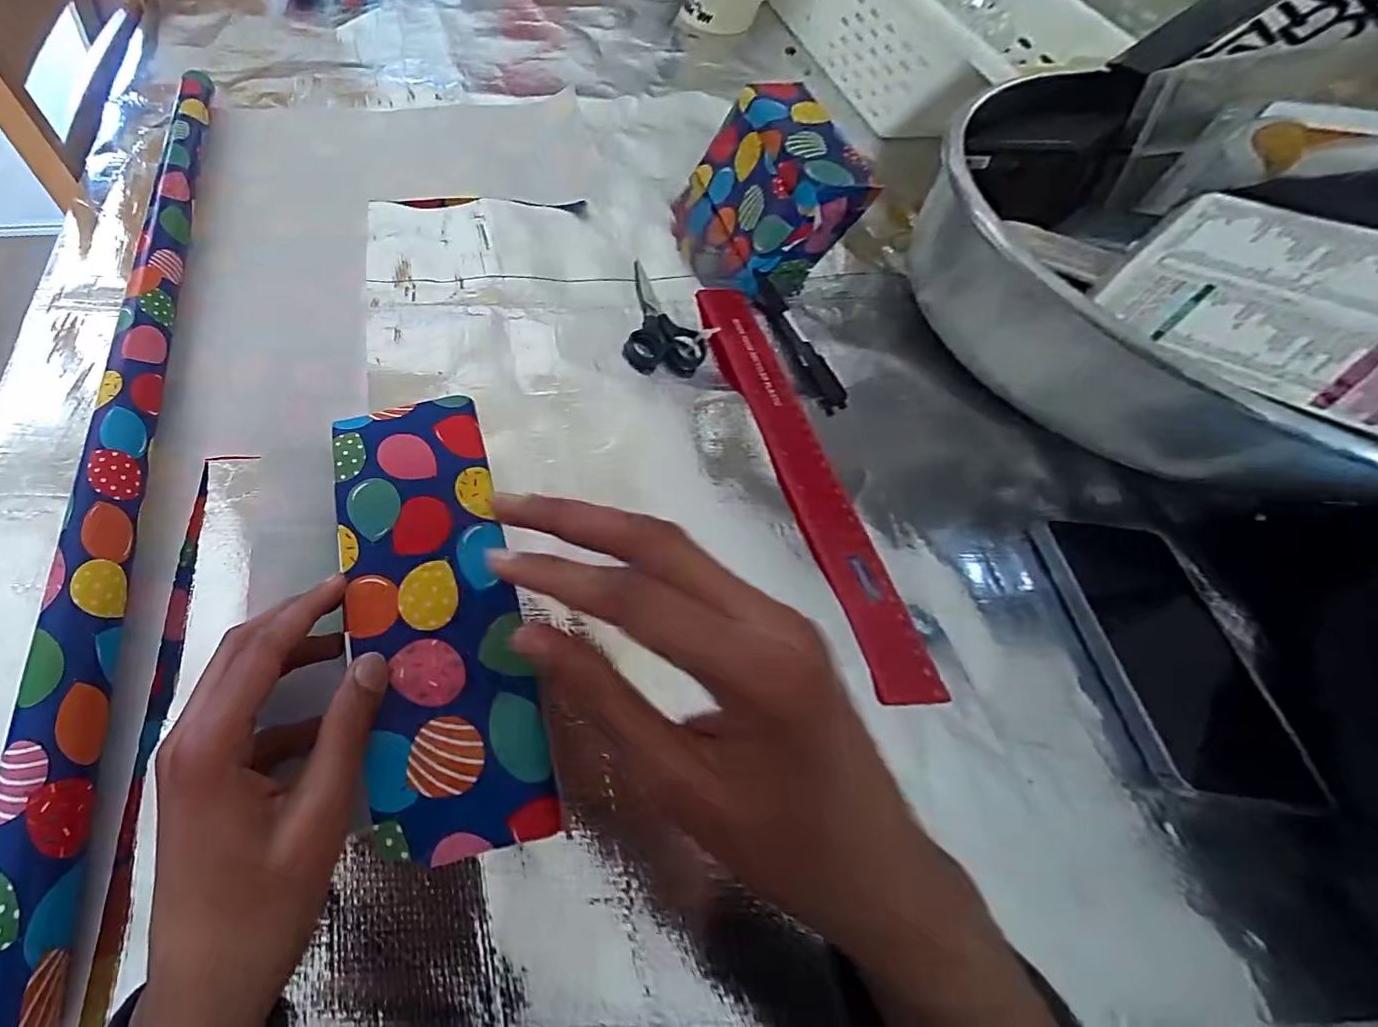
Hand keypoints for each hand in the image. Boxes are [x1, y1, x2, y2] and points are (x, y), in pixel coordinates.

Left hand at [139, 574, 387, 1026]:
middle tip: (346, 603)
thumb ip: (344, 735)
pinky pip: (241, 719)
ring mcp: (188, 757)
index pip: (259, 650)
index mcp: (209, 744)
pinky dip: (282, 705)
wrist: (206, 989)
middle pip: (239, 653)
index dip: (304, 610)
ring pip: (237, 681)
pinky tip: (326, 716)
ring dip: (286, 658)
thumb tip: (373, 664)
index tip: (345, 584)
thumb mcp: (317, 820)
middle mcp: (187, 737)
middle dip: (292, 620)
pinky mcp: (198, 776)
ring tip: (342, 644)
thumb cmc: (263, 909)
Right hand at [488, 494, 1054, 1026]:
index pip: (637, 600)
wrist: (882, 871)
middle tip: (508, 506)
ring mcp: (777, 613)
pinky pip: (693, 571)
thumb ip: (603, 699)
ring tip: (537, 518)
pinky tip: (594, 554)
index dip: (559, 576)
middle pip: (660, 544)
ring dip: (603, 527)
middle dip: (575, 518)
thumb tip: (529, 635)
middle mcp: (771, 619)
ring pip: (677, 548)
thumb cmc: (778, 846)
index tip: (496, 562)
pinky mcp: (773, 620)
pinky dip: (633, 555)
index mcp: (755, 668)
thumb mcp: (677, 784)